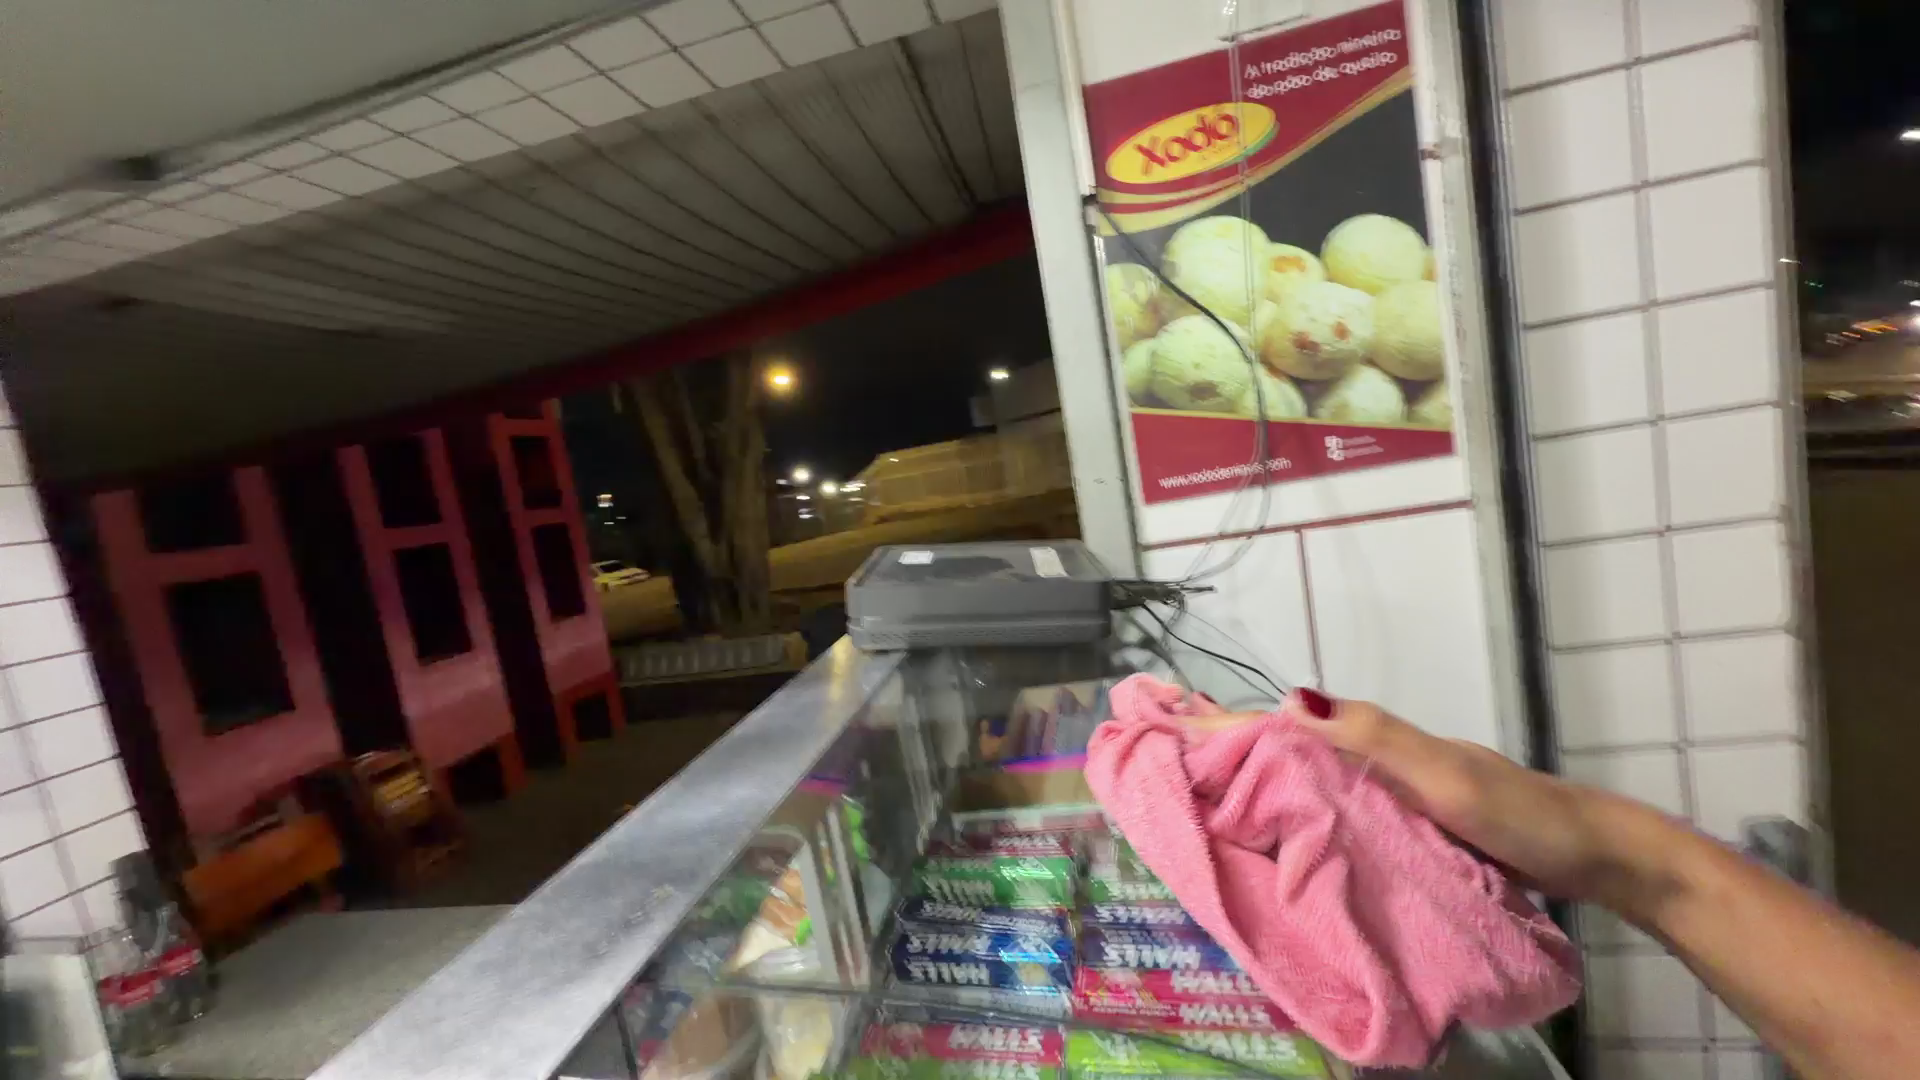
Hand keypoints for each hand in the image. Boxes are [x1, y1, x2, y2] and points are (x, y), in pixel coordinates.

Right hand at [1200, 689, 1688, 916]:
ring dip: (1248, 777)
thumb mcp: (1447, 775)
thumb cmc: (1522, 815)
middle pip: (1280, 747)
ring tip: (1196, 788)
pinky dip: (1287, 808)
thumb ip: (1375, 738)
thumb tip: (1288, 699)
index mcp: (1367, 740)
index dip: (1224, 723)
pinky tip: (1267, 826)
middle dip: (1223, 747)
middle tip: (1165, 755)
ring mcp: (1380, 792)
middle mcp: (1366, 759)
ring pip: (1300, 777)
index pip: (1278, 723)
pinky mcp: (1393, 823)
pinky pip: (1326, 809)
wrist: (1598, 858)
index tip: (1165, 723)